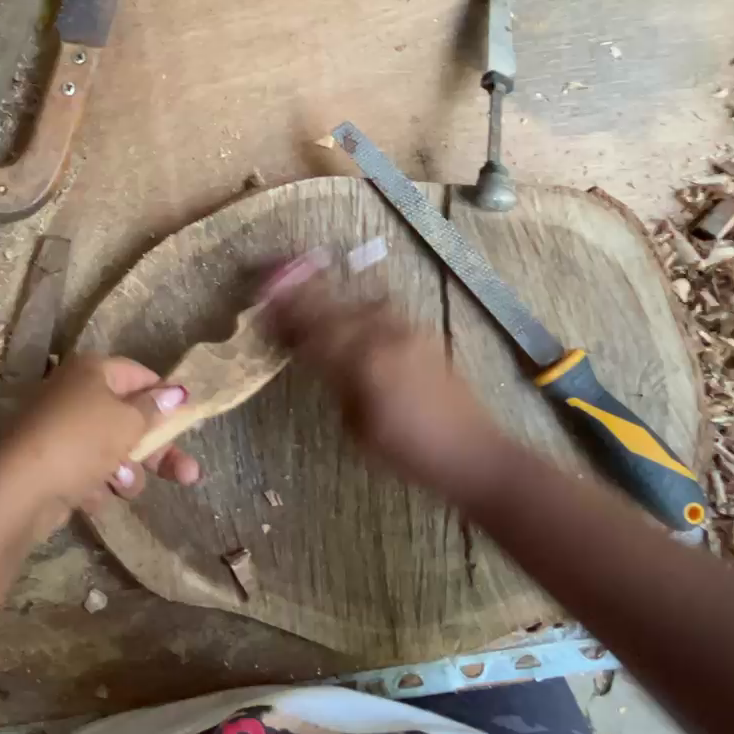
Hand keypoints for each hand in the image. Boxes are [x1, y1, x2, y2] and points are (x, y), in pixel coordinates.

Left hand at [0, 356, 199, 522]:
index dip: (165, 397)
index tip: (188, 419)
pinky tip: (89, 497)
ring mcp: (61, 430)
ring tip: (119, 485)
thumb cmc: (80, 441)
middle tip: (187, 476)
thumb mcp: (128, 422)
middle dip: (156, 450)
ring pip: (111, 451)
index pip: (139, 375)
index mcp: (92, 371)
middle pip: (128, 419)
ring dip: (125, 472)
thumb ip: (155, 409)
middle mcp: (75, 394)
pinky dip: (95, 486)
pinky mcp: (51, 465)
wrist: (18, 488)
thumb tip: (177, 391)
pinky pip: (87, 473)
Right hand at [261, 253, 514, 502]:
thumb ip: (334, 383)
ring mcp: (407, 331)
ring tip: (306, 284)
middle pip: (331, 307)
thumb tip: (313, 358)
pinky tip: (350, 308)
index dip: (284, 316)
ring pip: (357, 302)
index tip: (262, 305)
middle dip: (299, 294)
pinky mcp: (423, 333)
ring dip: (329, 295)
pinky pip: (381, 309)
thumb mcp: (357, 427)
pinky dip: (358, 304)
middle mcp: (384, 337)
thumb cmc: (408, 454)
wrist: (472, 453)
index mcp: (362, 363)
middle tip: (274, 280)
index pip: (312, 330)